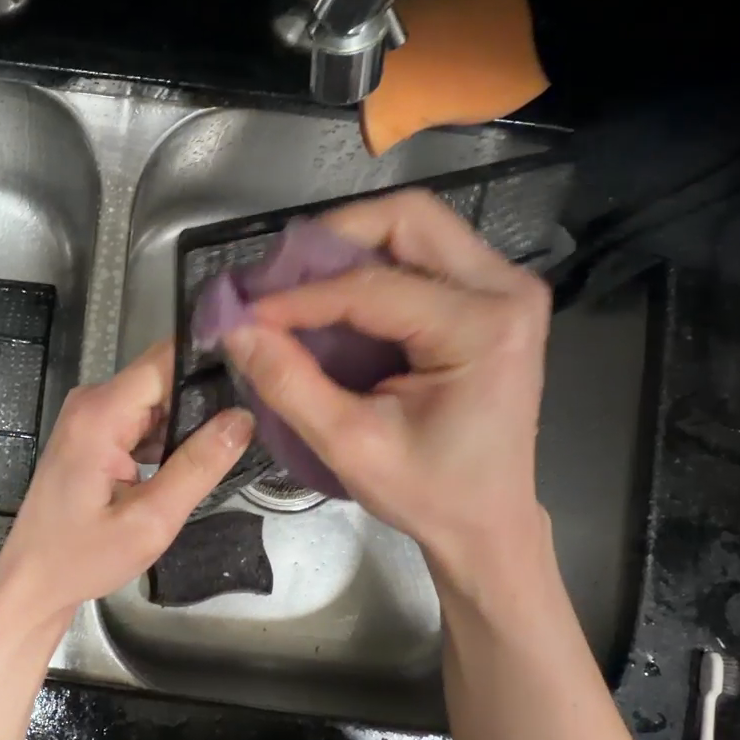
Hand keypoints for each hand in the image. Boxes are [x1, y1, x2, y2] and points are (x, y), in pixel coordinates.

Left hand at [0, 342, 253, 624]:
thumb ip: (198, 467)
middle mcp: (91, 403)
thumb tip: (243, 419)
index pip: (166, 359)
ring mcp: (89, 418)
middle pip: (163, 377)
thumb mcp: (150, 520)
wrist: (32, 580)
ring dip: (188, 421)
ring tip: (228, 446)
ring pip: (156, 399)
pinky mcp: (92, 436)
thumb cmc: (81, 558)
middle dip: (205, 397)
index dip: (211, 363)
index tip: (257, 378)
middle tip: (251, 425)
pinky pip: (141, 420)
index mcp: (100, 414)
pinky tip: (192, 461)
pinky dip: (167, 437)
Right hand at [220, 189, 552, 582]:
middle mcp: (505, 289)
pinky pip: (420, 256)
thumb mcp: (349, 445)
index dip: (298, 295)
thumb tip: (234, 331)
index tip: (241, 311)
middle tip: (273, 280)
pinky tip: (327, 301)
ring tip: (293, 288)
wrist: (488, 520)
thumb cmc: (429, 493)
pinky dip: (365, 268)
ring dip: (346, 248)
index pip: (373, 285)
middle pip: (408, 219)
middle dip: (330, 239)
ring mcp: (503, 287)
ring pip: (414, 229)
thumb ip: (289, 383)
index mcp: (483, 327)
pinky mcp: (489, 297)